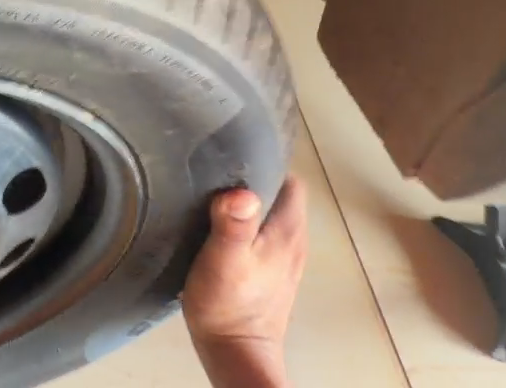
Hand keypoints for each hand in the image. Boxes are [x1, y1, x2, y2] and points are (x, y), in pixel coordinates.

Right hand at [181, 176, 307, 387]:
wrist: (234, 354)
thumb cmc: (230, 304)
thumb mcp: (225, 260)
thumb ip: (234, 224)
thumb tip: (241, 192)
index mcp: (288, 232)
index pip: (290, 181)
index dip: (267, 162)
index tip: (235, 150)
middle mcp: (293, 242)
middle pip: (280, 195)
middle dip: (253, 177)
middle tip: (215, 164)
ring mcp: (283, 259)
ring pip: (270, 214)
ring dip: (248, 200)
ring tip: (212, 188)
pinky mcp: (269, 273)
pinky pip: (262, 232)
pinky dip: (245, 221)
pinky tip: (218, 222)